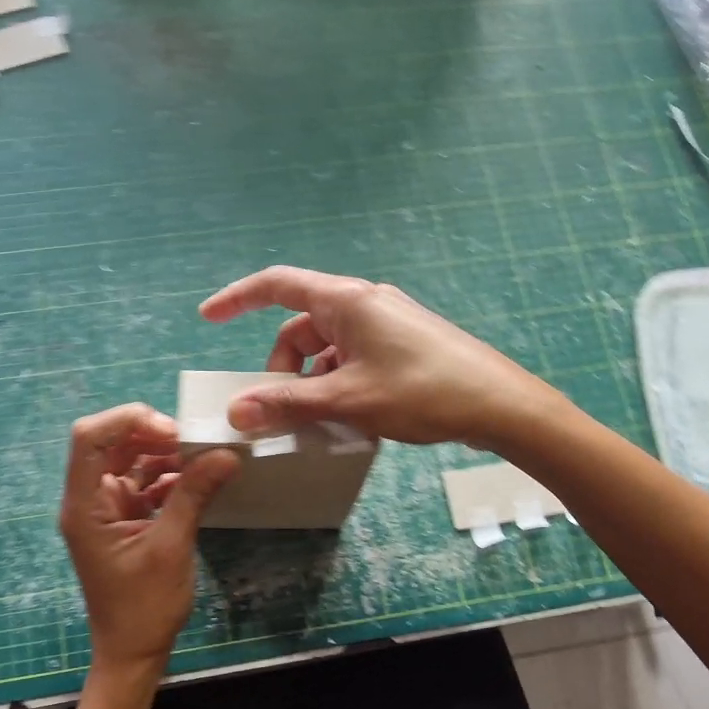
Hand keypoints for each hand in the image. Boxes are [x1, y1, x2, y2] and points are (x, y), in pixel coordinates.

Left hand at [58, 404, 239, 671]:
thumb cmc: (144, 606)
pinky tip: (198, 480)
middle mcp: (90, 500)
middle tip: (193, 441)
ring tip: (203, 457)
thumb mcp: (172, 546)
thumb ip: (193, 495)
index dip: (127, 420)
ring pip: (131, 462)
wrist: (133, 652)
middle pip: (111, 444)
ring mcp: (107, 510)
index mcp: (85, 505)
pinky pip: (144, 485)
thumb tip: (225, 455)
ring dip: (164, 455)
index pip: (90, 439)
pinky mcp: (126, 521)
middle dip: (151, 434)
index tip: (171, 430)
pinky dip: (169, 478)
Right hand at [198, 266, 557, 448]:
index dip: (237, 298)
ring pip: (327, 349)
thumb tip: (237, 413)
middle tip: (278, 414)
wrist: (500, 404)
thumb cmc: (422, 392)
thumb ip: (288, 404)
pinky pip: (352, 360)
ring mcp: (386, 324)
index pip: (276, 285)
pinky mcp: (403, 346)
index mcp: (346, 300)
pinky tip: (348, 420)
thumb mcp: (347, 400)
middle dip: (280, 368)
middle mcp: (364, 303)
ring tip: (316, 424)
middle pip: (300, 327)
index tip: (208, 318)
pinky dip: (337, 385)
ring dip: (310, 383)